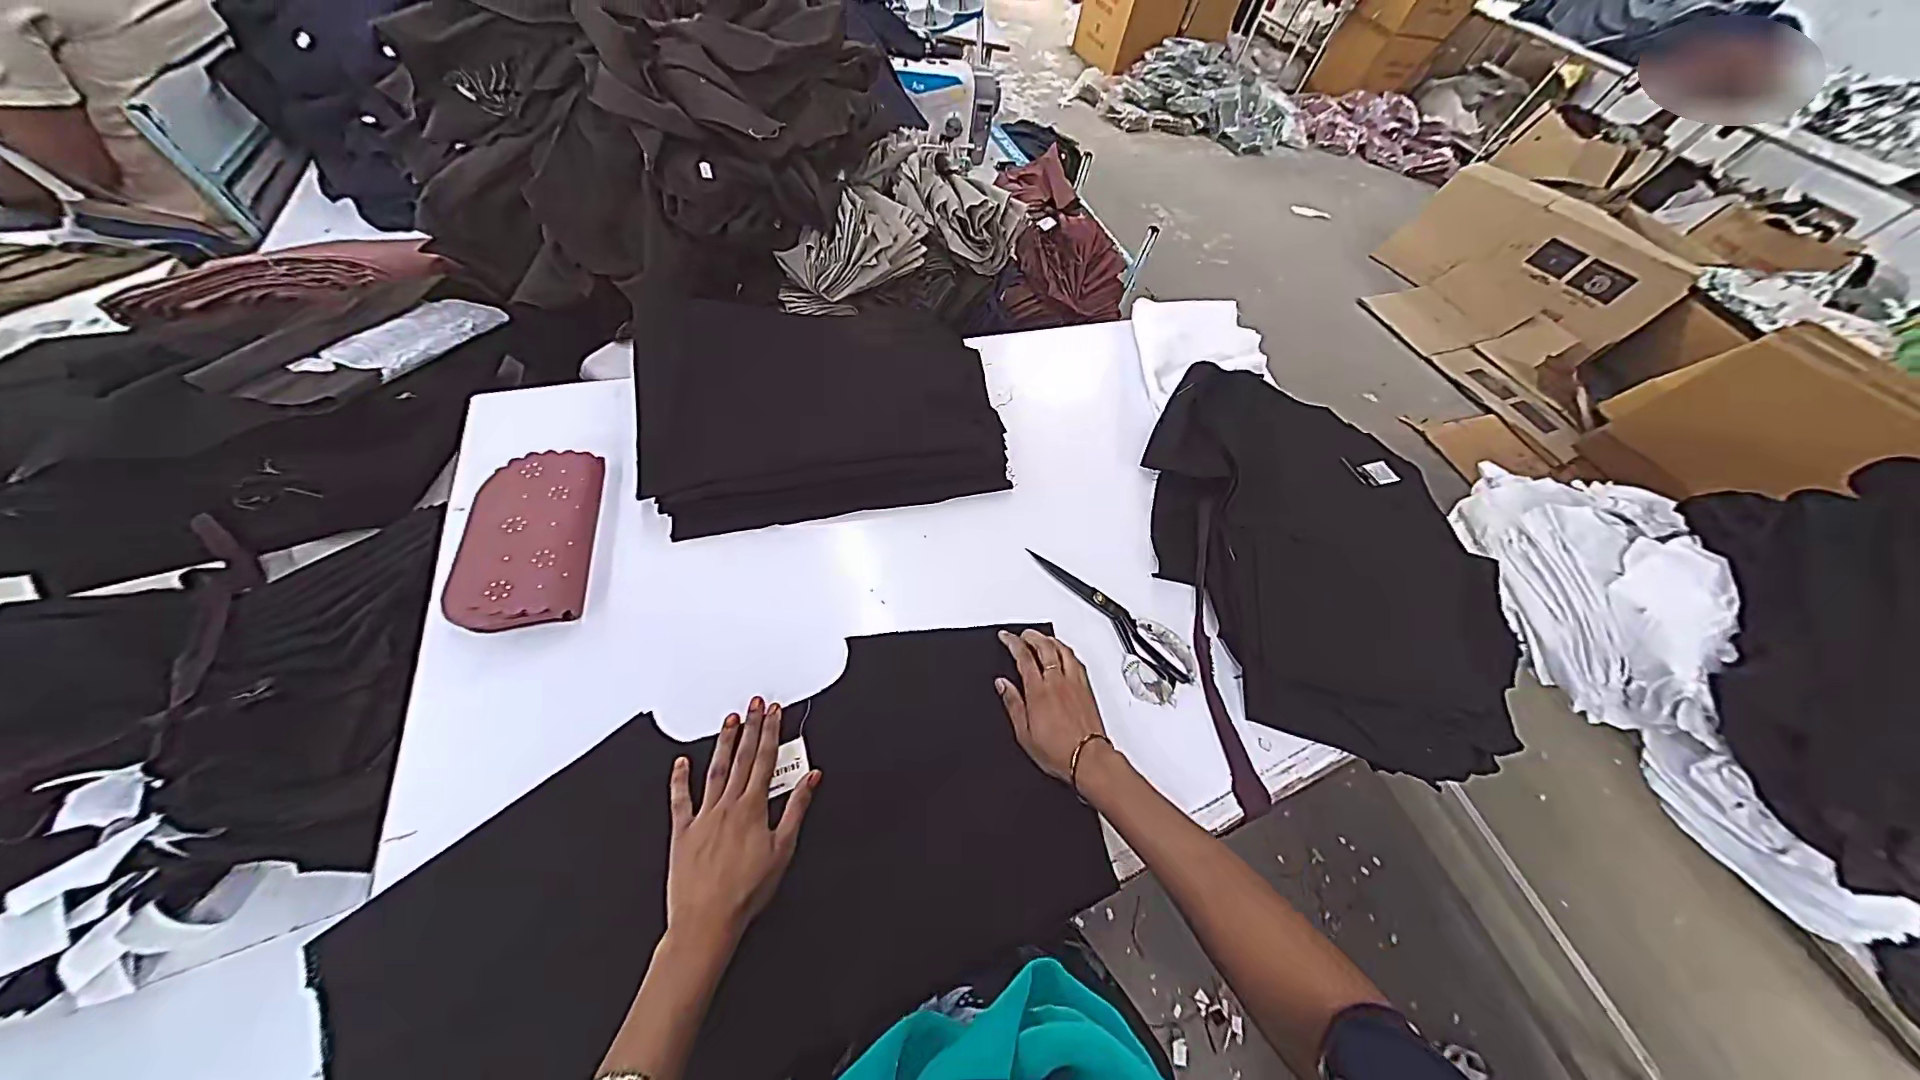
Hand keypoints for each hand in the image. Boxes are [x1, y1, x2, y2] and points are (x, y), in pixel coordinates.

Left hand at [665, 698, 819, 946]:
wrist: (706, 921)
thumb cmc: (746, 891)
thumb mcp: (783, 849)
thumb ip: (796, 809)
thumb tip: (810, 780)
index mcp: (752, 808)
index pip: (764, 760)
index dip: (770, 733)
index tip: (773, 713)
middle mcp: (727, 806)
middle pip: (742, 758)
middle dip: (751, 728)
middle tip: (754, 705)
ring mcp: (703, 817)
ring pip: (714, 771)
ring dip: (723, 743)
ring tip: (730, 721)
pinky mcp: (682, 832)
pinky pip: (680, 800)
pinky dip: (680, 779)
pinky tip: (681, 763)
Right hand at [994, 630, 1108, 783]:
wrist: (1088, 758)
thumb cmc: (1058, 751)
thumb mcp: (1024, 733)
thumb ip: (1013, 704)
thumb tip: (1002, 685)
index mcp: (1039, 691)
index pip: (1024, 657)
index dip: (1013, 643)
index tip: (1006, 637)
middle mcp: (1057, 682)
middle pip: (1044, 647)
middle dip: (1031, 636)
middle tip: (1023, 634)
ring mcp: (1074, 683)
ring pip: (1062, 650)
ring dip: (1050, 640)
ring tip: (1042, 638)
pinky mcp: (1087, 688)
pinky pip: (1076, 660)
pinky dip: (1066, 650)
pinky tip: (1064, 652)